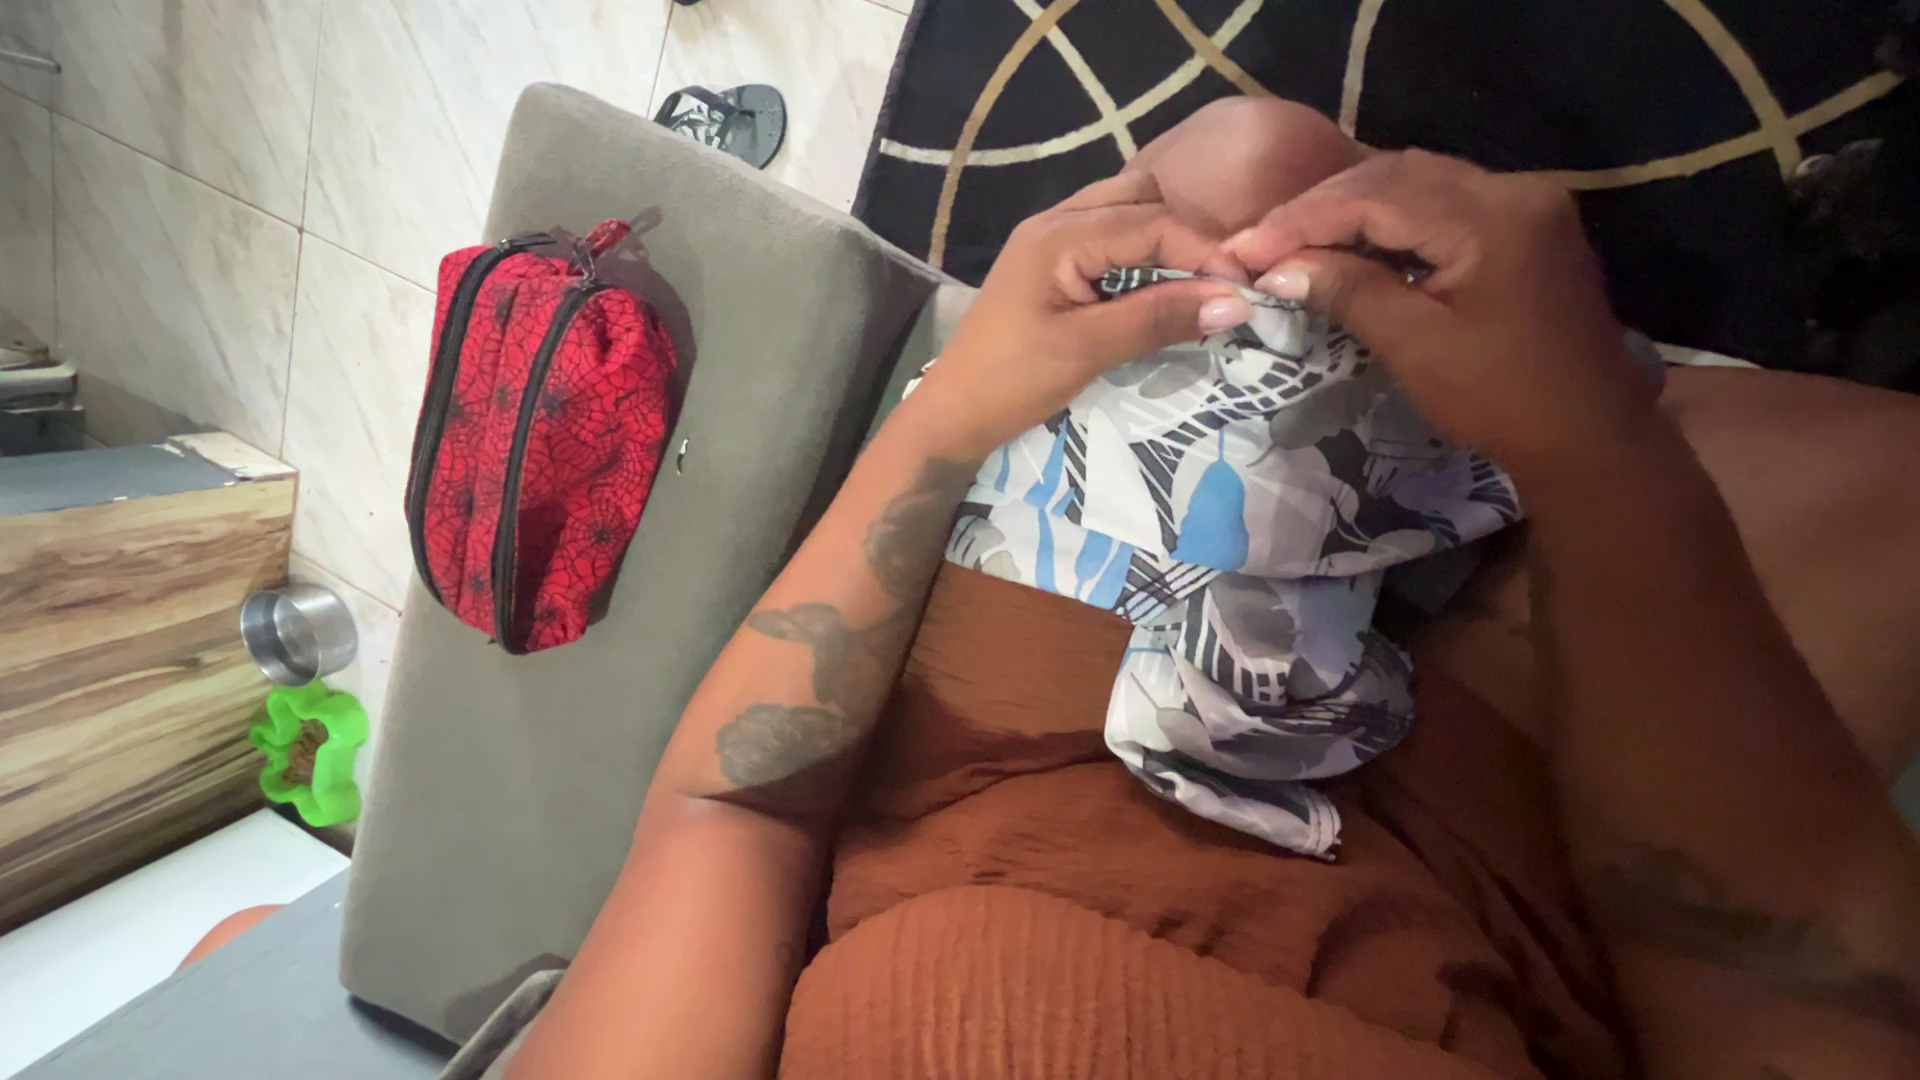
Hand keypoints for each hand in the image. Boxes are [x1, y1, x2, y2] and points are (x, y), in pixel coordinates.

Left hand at [902, 171, 1253, 461]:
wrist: (954, 413)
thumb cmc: (1012, 382)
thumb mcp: (1088, 350)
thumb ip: (1158, 319)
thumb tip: (1236, 303)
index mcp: (1059, 235)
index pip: (1152, 223)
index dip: (1205, 252)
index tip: (1246, 289)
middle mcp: (1054, 222)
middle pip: (1140, 202)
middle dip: (1189, 235)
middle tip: (1225, 280)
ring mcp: (1048, 242)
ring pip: (1123, 217)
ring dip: (1165, 241)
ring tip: (1201, 281)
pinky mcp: (1048, 267)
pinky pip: (1106, 242)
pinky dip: (1141, 256)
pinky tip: (1161, 283)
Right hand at [1226, 150, 1660, 474]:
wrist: (1584, 431)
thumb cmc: (1498, 396)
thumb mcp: (1414, 345)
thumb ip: (1350, 291)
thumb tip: (1278, 269)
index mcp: (1493, 217)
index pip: (1379, 195)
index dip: (1304, 218)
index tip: (1246, 247)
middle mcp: (1513, 190)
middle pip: (1398, 173)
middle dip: (1321, 204)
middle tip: (1261, 240)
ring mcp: (1523, 204)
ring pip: (1417, 182)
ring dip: (1349, 206)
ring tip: (1291, 239)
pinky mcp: (1520, 225)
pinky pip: (1438, 204)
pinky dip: (1384, 218)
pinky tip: (1346, 241)